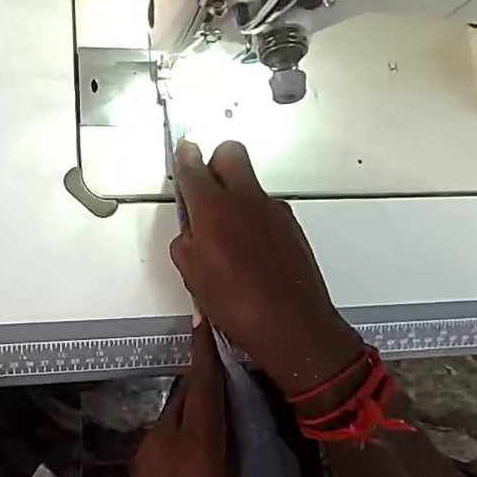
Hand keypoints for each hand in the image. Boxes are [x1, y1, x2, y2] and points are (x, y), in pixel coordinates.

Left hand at [94, 321, 245, 476]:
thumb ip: (232, 465)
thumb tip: (231, 442)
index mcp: (198, 443)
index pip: (203, 384)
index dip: (205, 349)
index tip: (203, 317)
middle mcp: (167, 437)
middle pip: (188, 396)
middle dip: (208, 387)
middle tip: (234, 386)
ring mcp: (148, 452)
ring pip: (177, 417)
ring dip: (197, 415)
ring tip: (223, 428)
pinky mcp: (139, 469)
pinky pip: (167, 438)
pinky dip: (185, 436)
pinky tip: (201, 459)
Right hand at [169, 139, 363, 395]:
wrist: (291, 325)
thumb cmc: (240, 305)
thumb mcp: (191, 276)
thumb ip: (186, 242)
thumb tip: (191, 233)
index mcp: (214, 208)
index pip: (193, 167)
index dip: (185, 156)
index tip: (184, 150)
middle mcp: (247, 200)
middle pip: (231, 153)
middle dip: (216, 160)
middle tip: (206, 181)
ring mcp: (274, 211)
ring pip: (252, 184)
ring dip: (237, 194)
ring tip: (227, 233)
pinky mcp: (292, 227)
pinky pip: (268, 210)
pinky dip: (255, 219)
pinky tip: (249, 251)